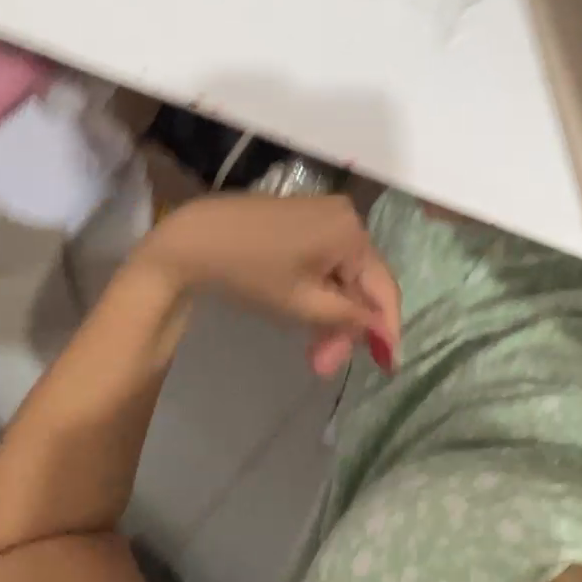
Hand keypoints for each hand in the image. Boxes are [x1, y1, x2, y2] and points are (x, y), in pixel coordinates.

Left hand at [133, 194, 400, 375]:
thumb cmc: (251, 271)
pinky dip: (319, 289)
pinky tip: (303, 316)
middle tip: (322, 366)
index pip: (383, 287)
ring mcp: (323, 213)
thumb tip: (384, 335)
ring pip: (342, 273)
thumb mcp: (302, 304)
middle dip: (346, 326)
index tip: (388, 368)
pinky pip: (326, 258)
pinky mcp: (302, 217)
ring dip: (331, 312)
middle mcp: (346, 215)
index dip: (386, 330)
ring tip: (310, 352)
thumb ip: (349, 319)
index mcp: (352, 232)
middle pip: (361, 280)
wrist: (194, 239)